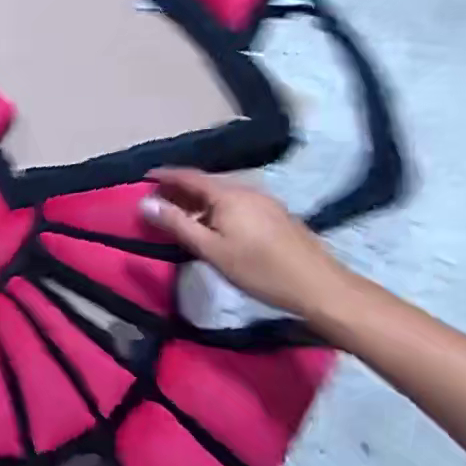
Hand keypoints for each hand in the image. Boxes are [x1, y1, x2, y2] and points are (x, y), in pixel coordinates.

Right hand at [140, 168, 356, 320]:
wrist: (323, 289)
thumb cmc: (261, 270)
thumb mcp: (211, 250)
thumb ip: (177, 224)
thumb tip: (145, 203)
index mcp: (227, 193)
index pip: (187, 175)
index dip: (163, 176)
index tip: (143, 179)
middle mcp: (246, 189)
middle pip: (205, 183)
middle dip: (179, 190)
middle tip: (158, 203)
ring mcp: (265, 201)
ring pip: (222, 194)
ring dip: (198, 201)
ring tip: (182, 217)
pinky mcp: (277, 215)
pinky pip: (237, 203)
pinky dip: (217, 209)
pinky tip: (215, 226)